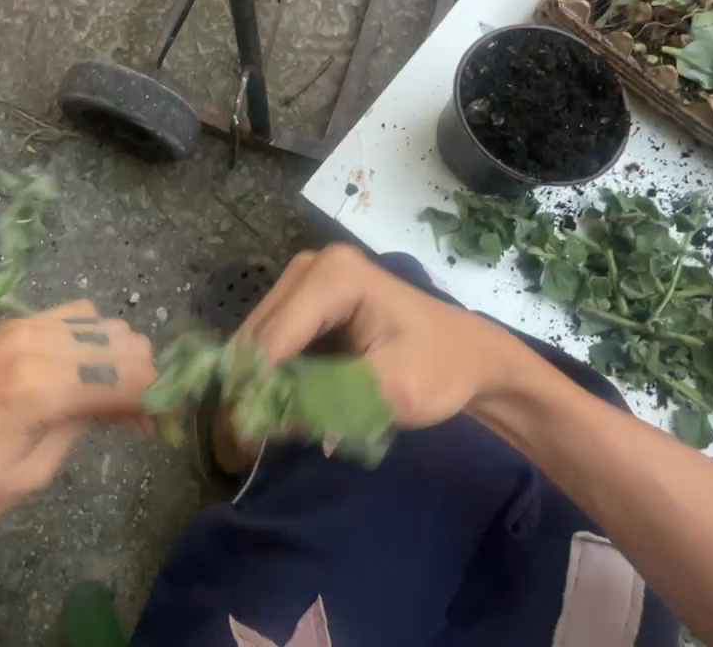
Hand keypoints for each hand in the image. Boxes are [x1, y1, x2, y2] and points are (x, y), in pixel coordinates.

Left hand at [0, 300, 155, 574]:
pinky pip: (71, 314)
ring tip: (114, 397)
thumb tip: (127, 408)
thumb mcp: (26, 476)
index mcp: (42, 387)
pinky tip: (84, 368)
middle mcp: (38, 343)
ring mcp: (22, 326)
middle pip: (123, 342)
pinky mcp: (10, 324)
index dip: (159, 398)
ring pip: (102, 321)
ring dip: (119, 354)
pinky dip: (92, 336)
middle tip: (140, 419)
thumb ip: (82, 430)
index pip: (130, 377)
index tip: (165, 425)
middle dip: (144, 375)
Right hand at [240, 244, 526, 428]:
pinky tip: (274, 407)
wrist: (470, 355)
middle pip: (258, 334)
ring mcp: (305, 278)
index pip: (274, 338)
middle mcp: (310, 266)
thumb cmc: (441, 369)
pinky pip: (271, 339)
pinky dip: (269, 375)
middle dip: (248, 388)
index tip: (241, 443)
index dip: (254, 389)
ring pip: (258, 338)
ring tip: (255, 434)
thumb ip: (326, 401)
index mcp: (334, 276)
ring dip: (255, 384)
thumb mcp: (391, 391)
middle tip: (242, 446)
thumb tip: (261, 421)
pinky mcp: (304, 297)